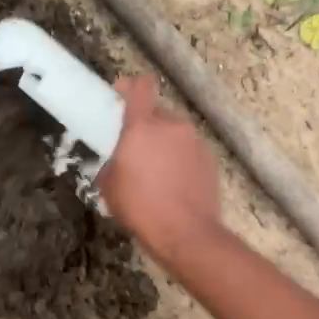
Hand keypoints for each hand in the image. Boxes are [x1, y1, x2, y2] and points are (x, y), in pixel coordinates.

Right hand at [100, 76, 224, 260]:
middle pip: (156, 113)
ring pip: (174, 134)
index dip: (130, 85)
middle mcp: (172, 126)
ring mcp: (195, 142)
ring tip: (156, 174)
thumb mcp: (109, 184)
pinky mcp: (210, 160)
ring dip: (164, 145)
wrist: (186, 233)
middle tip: (135, 152)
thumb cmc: (139, 206)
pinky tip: (173, 185)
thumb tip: (119, 161)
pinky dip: (180, 161)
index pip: (140, 87)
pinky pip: (188, 151)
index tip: (121, 93)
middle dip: (145, 127)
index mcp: (142, 126)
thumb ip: (112, 161)